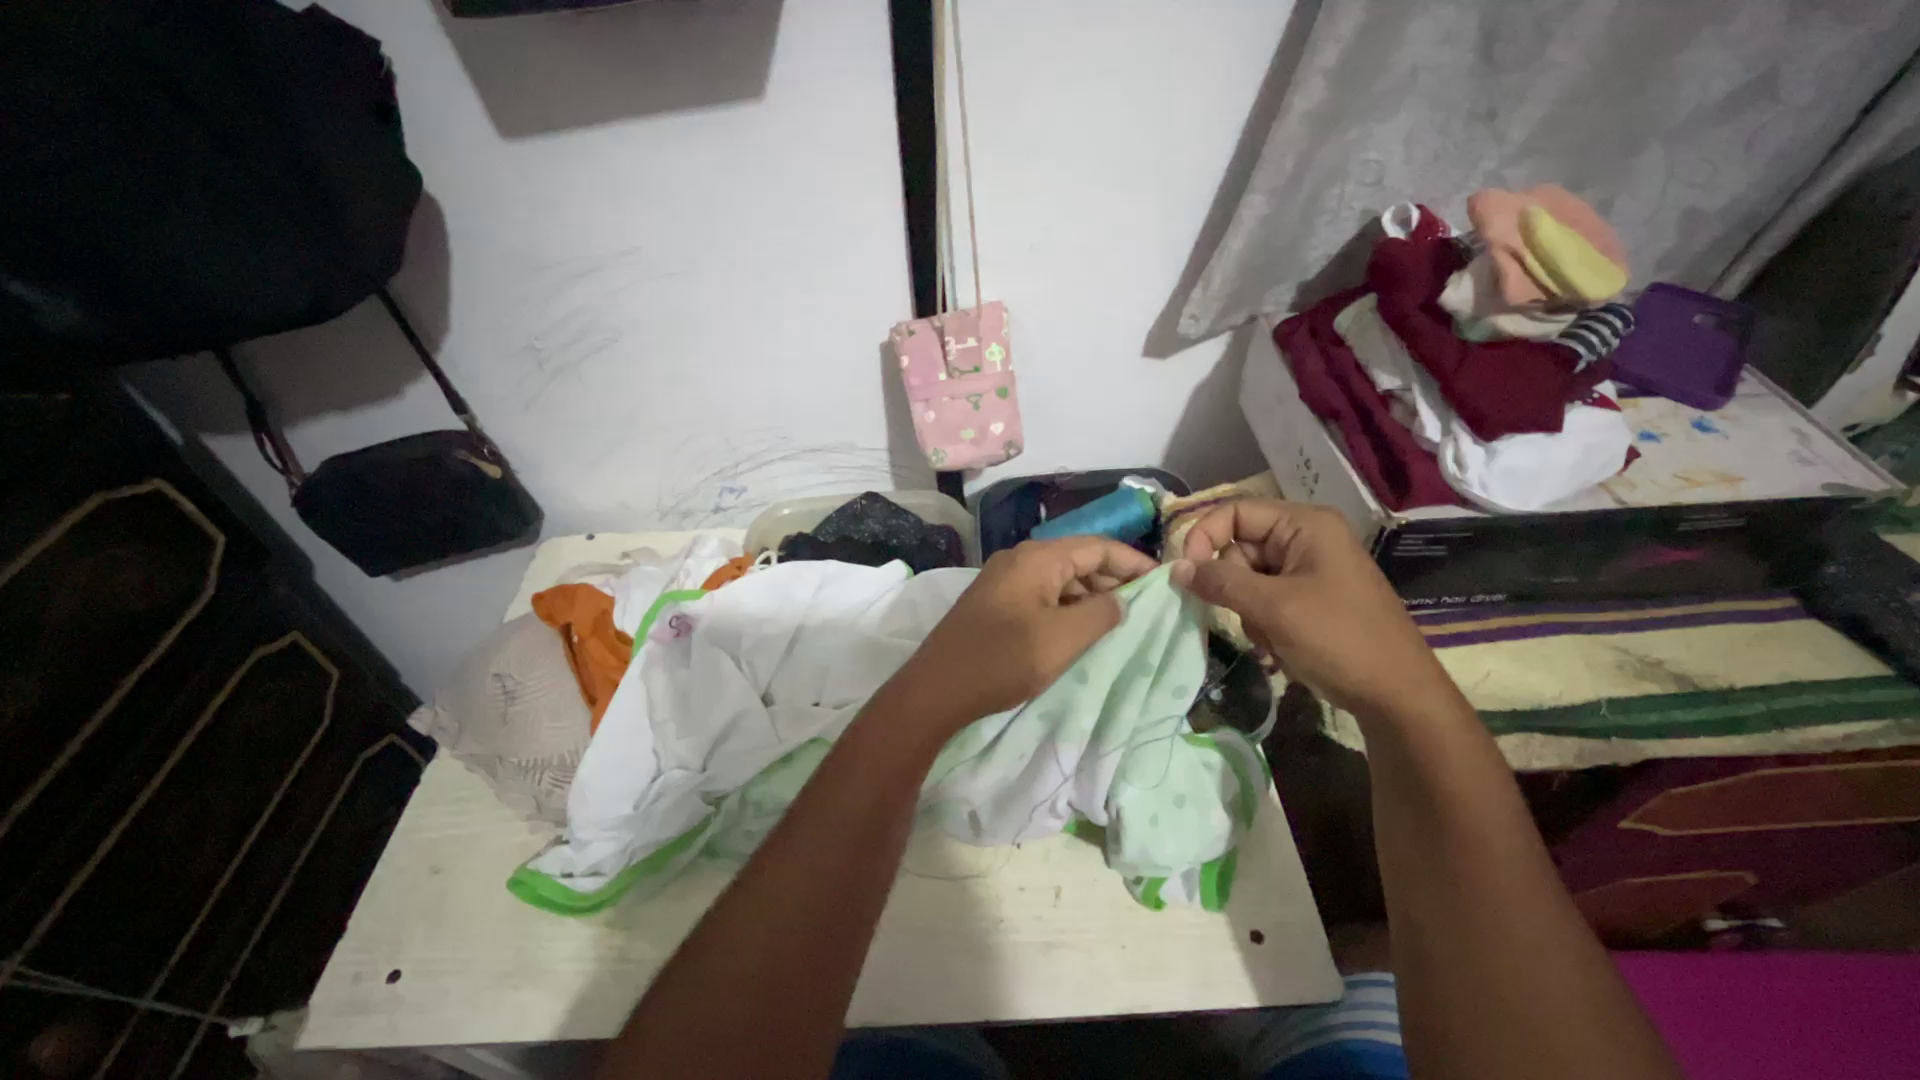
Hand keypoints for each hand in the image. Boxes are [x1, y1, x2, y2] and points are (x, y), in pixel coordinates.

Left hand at [884, 536, 1157, 728]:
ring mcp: (1003, 581)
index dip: (1133, 562)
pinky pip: (1040, 595)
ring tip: (1115, 625)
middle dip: (1112, 581)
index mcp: (1037, 558)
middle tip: (1143, 609)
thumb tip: (1122, 600)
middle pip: (1078, 559)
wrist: (936, 690)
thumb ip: (1101, 614)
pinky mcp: (994, 604)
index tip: (1163, 581)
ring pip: (1059, 579)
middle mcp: (1019, 560)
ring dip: (1088, 598)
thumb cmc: (1003, 661)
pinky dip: (1065, 608)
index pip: (1097, 546)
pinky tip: (1077, 633)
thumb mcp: (1063, 639)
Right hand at [1171, 500, 1456, 717]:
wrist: (1396, 694)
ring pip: (1247, 577)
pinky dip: (1262, 622)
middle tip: (1250, 615)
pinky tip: (1281, 645)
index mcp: (1305, 524)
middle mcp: (1306, 538)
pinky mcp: (1309, 598)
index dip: (1204, 536)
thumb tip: (1175, 568)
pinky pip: (1264, 598)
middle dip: (1233, 585)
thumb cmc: (1338, 639)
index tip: (1185, 574)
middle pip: (1239, 546)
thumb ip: (1220, 583)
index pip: (1235, 511)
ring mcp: (1309, 569)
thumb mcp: (1273, 608)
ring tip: (1274, 636)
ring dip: (1247, 610)